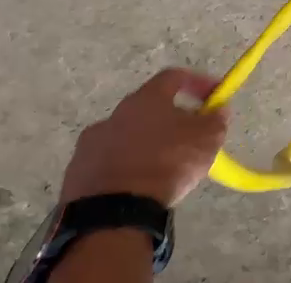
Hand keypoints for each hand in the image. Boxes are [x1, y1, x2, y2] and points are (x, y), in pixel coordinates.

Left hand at [59, 69, 228, 207]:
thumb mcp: (210, 136)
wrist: (112, 214)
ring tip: (166, 163)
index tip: (215, 95)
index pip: (173, 77)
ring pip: (126, 136)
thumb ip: (215, 117)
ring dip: (147, 142)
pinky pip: (109, 161)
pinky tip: (143, 181)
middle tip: (190, 133)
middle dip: (170, 117)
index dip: (198, 82)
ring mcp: (87, 148)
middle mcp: (111, 117)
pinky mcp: (74, 176)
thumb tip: (215, 109)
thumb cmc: (169, 163)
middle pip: (147, 108)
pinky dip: (128, 164)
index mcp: (144, 101)